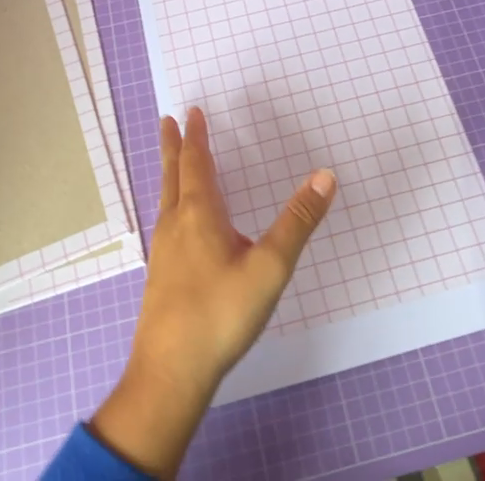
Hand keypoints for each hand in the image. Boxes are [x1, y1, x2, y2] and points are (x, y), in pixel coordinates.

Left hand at [90, 107, 336, 477]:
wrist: (170, 372)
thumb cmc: (221, 314)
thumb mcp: (270, 268)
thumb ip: (298, 222)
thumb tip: (325, 175)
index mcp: (198, 215)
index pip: (195, 163)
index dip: (195, 137)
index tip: (190, 112)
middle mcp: (175, 226)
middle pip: (172, 175)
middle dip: (173, 147)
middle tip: (166, 120)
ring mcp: (163, 252)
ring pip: (165, 200)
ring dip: (169, 174)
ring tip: (172, 163)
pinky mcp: (160, 277)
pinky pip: (165, 224)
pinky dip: (171, 204)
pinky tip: (179, 226)